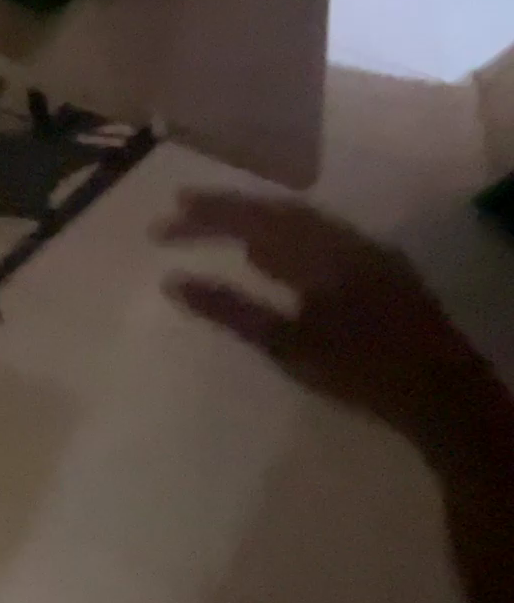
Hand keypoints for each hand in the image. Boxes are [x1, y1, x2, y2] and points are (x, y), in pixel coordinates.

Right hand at [153, 189, 489, 446]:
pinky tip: (263, 244)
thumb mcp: (283, 345)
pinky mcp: (377, 266)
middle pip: (277, 211)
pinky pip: (319, 231)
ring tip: (213, 219)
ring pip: (300, 217)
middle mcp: (347, 243)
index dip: (204, 219)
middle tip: (178, 206)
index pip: (253, 224)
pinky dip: (280, 229)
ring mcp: (367, 252)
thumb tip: (171, 280)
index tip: (158, 226)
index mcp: (323, 258)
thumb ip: (228, 309)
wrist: (443, 395)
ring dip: (253, 214)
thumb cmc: (356, 371)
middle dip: (226, 207)